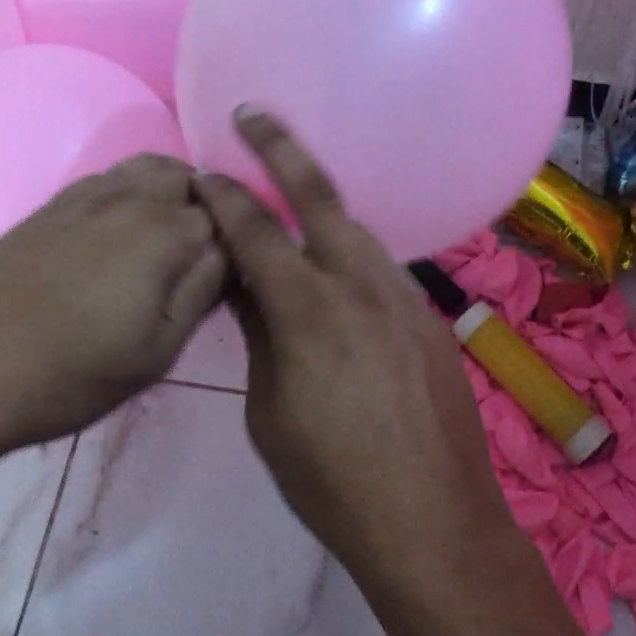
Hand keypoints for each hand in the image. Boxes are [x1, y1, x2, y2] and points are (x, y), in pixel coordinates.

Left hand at [0, 155, 226, 465]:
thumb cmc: (68, 375)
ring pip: (150, 170)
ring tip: (167, 243)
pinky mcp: (50, 206)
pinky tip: (119, 237)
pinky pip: (111, 179)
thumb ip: (203, 292)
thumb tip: (230, 252)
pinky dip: (133, 194)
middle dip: (209, 209)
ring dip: (172, 193)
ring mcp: (85, 195)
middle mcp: (131, 198)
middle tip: (205, 259)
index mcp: (166, 231)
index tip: (240, 274)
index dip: (242, 244)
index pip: (230, 219)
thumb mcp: (156, 352)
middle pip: (193, 181)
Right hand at [192, 110, 514, 570]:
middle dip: (282, 149)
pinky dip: (353, 255)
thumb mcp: (268, 412)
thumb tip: (246, 285)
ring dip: (322, 206)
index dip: (225, 197)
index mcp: (310, 309)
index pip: (257, 232)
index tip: (202, 172)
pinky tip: (339, 274)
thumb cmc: (331, 481)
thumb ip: (260, 335)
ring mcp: (406, 297)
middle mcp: (362, 284)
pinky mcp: (431, 318)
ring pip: (358, 231)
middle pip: (320, 196)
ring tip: (293, 195)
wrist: (432, 520)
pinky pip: (383, 269)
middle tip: (254, 114)